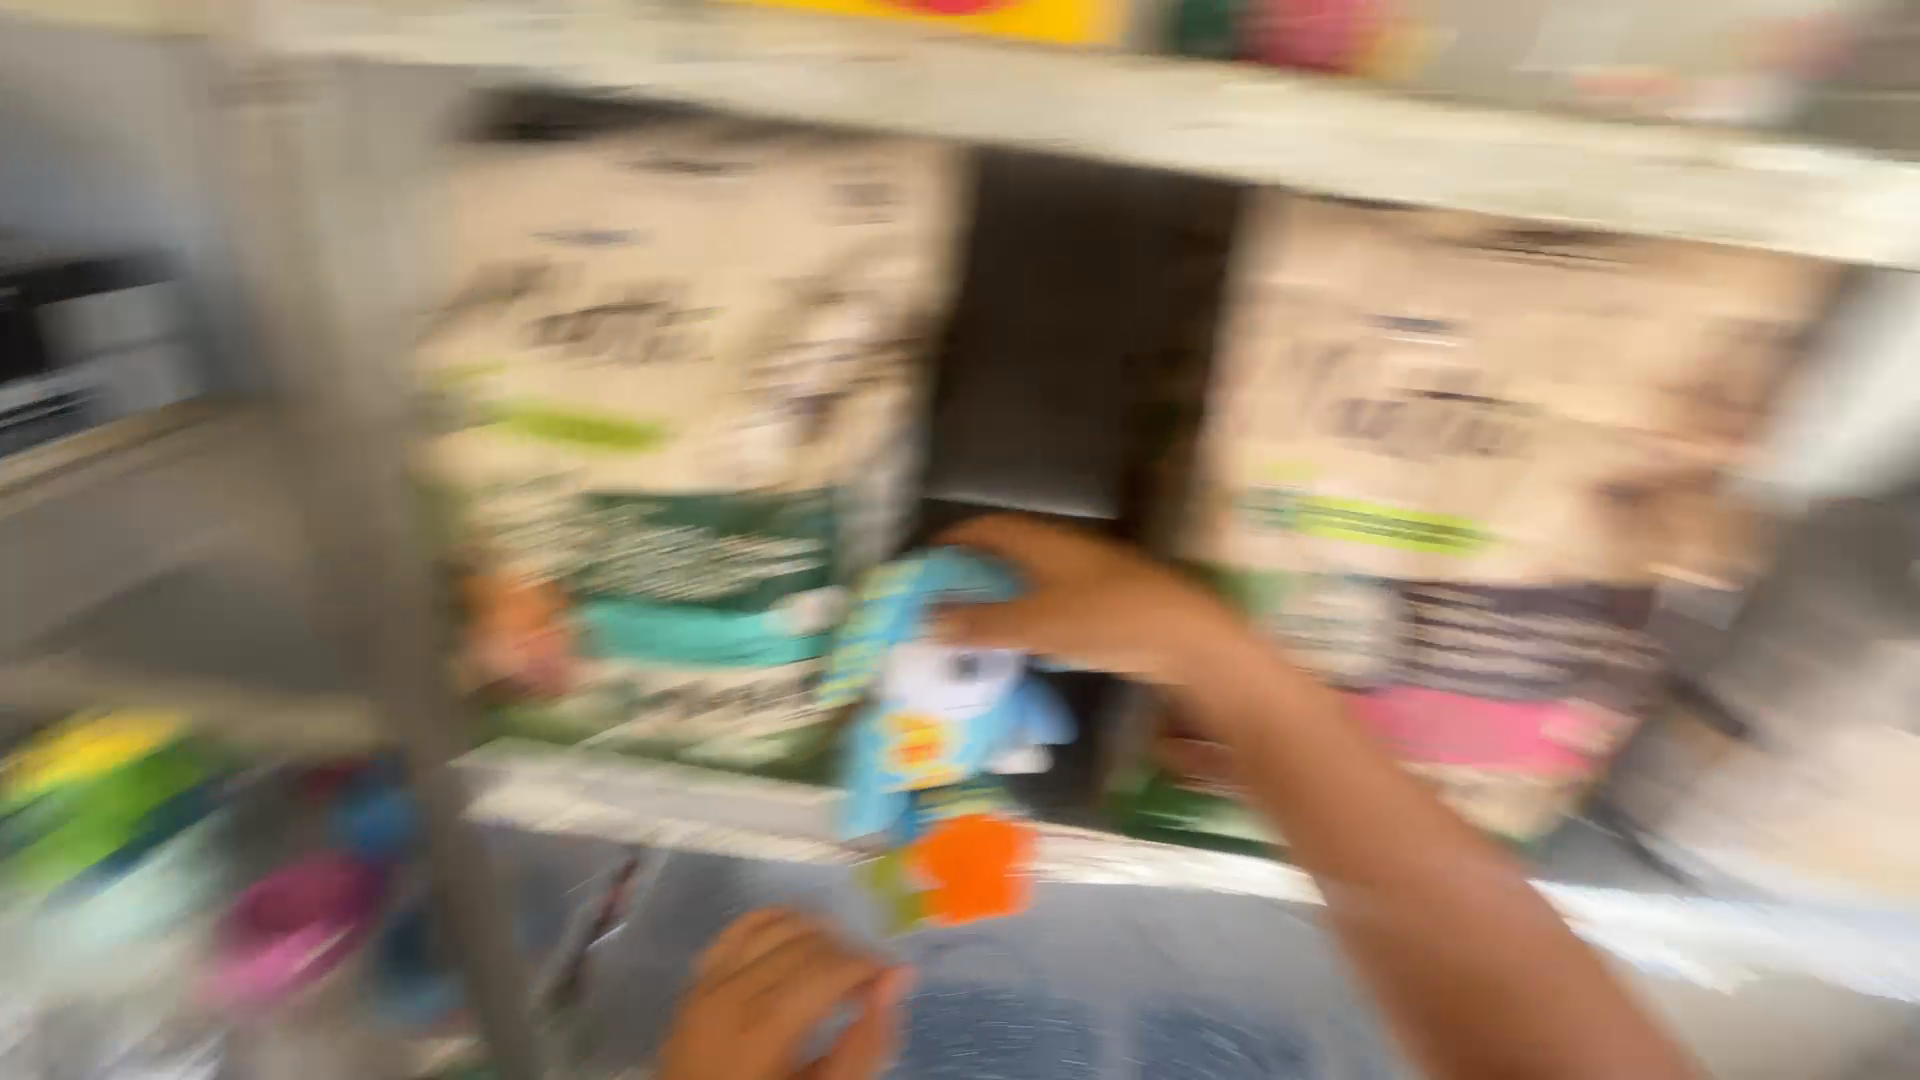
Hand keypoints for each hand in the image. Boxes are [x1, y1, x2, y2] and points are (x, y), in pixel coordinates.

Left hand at [659, 909, 911, 1079]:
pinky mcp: (697, 979)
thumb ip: (865, 1044)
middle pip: (808, 944)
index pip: (831, 967)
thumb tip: (897, 978)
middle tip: (866, 980)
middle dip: (847, 953)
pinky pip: (741, 927)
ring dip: (815, 932)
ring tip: (834, 962)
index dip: (868, 964)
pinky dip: (774, 920)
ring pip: (778, 925)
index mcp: (764, 1029)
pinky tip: (796, 934)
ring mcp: (709, 983)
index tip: (888, 978)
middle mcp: (732, 994)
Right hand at [930, 514, 1244, 687]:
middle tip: (944, 598)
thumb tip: (930, 619)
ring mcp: (1089, 576)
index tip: (927, 559)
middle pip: (1009, 551)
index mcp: (1044, 543)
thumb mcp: (1036, 624)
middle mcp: (1065, 551)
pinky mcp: (1108, 604)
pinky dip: (1030, 617)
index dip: (955, 538)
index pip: (989, 528)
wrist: (1187, 638)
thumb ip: (983, 623)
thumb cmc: (1106, 619)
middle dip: (975, 570)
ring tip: (974, 624)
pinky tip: (1024, 645)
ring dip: (1003, 596)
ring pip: (1034, 579)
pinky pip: (1054, 603)